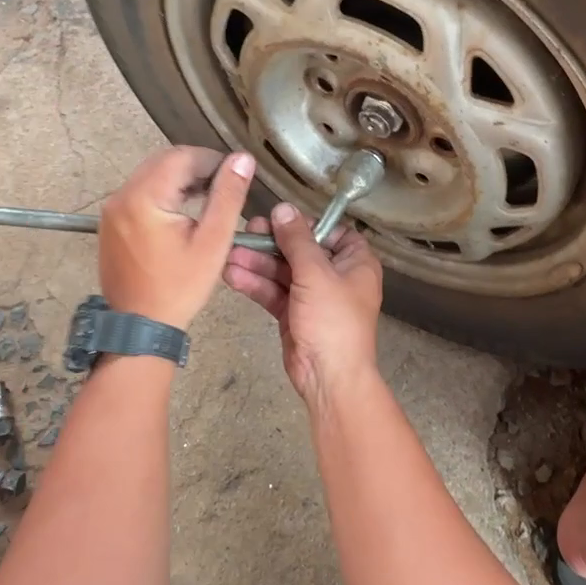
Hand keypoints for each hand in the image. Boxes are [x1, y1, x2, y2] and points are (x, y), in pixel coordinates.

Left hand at [97, 146, 255, 329]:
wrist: (140, 326)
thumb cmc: (180, 287)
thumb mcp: (213, 241)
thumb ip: (228, 196)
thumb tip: (242, 160)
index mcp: (144, 197)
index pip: (182, 156)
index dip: (212, 159)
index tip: (236, 175)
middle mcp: (121, 196)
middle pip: (163, 161)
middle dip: (196, 166)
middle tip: (225, 185)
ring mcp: (111, 210)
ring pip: (151, 175)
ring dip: (180, 178)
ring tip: (209, 196)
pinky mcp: (110, 223)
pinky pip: (140, 192)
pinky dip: (164, 193)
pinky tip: (184, 210)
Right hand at [223, 203, 383, 403]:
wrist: (329, 376)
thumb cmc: (333, 319)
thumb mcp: (316, 273)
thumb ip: (297, 240)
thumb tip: (283, 208)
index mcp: (355, 262)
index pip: (332, 232)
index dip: (307, 225)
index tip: (280, 219)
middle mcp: (336, 276)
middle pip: (301, 250)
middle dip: (272, 243)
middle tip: (246, 232)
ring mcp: (314, 296)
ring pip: (283, 272)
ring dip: (258, 263)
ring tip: (230, 253)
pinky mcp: (294, 314)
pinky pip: (274, 292)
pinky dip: (256, 284)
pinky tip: (232, 275)